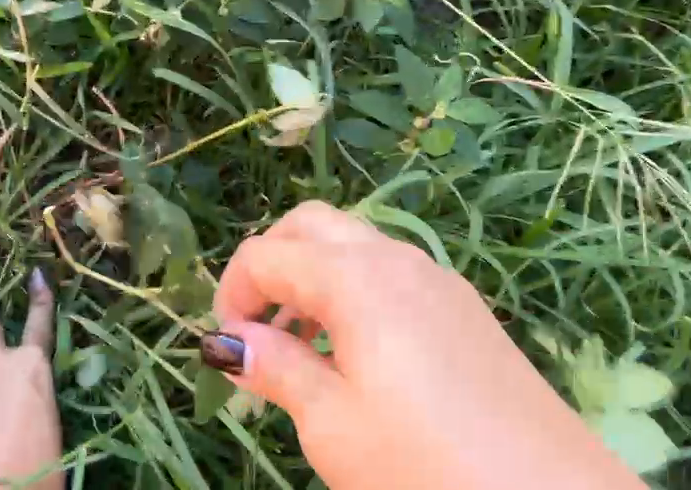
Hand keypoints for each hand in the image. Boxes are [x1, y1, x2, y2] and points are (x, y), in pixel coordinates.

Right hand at [203, 202, 642, 489]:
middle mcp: (395, 257)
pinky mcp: (466, 309)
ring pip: (354, 245)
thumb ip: (277, 369)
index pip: (268, 254)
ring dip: (312, 277)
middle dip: (271, 262)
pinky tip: (358, 355)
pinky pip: (391, 274)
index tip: (225, 346)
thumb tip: (231, 341)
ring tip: (301, 347)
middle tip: (256, 324)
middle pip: (311, 226)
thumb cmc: (427, 466)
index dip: (233, 291)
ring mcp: (437, 279)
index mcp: (356, 276)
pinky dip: (354, 291)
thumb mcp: (334, 426)